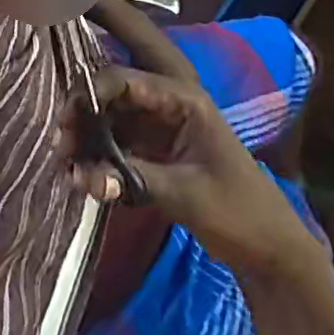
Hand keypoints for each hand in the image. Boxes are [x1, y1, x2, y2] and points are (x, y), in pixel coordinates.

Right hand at [57, 66, 317, 273]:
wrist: (272, 254)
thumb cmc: (239, 213)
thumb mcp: (185, 194)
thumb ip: (131, 179)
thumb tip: (82, 177)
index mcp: (184, 100)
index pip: (124, 80)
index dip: (90, 94)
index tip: (66, 121)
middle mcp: (166, 105)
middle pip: (110, 96)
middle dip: (82, 116)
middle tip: (61, 145)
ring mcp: (158, 126)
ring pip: (108, 119)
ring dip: (86, 138)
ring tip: (68, 166)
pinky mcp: (152, 149)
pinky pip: (114, 141)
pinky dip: (97, 155)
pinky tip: (82, 174)